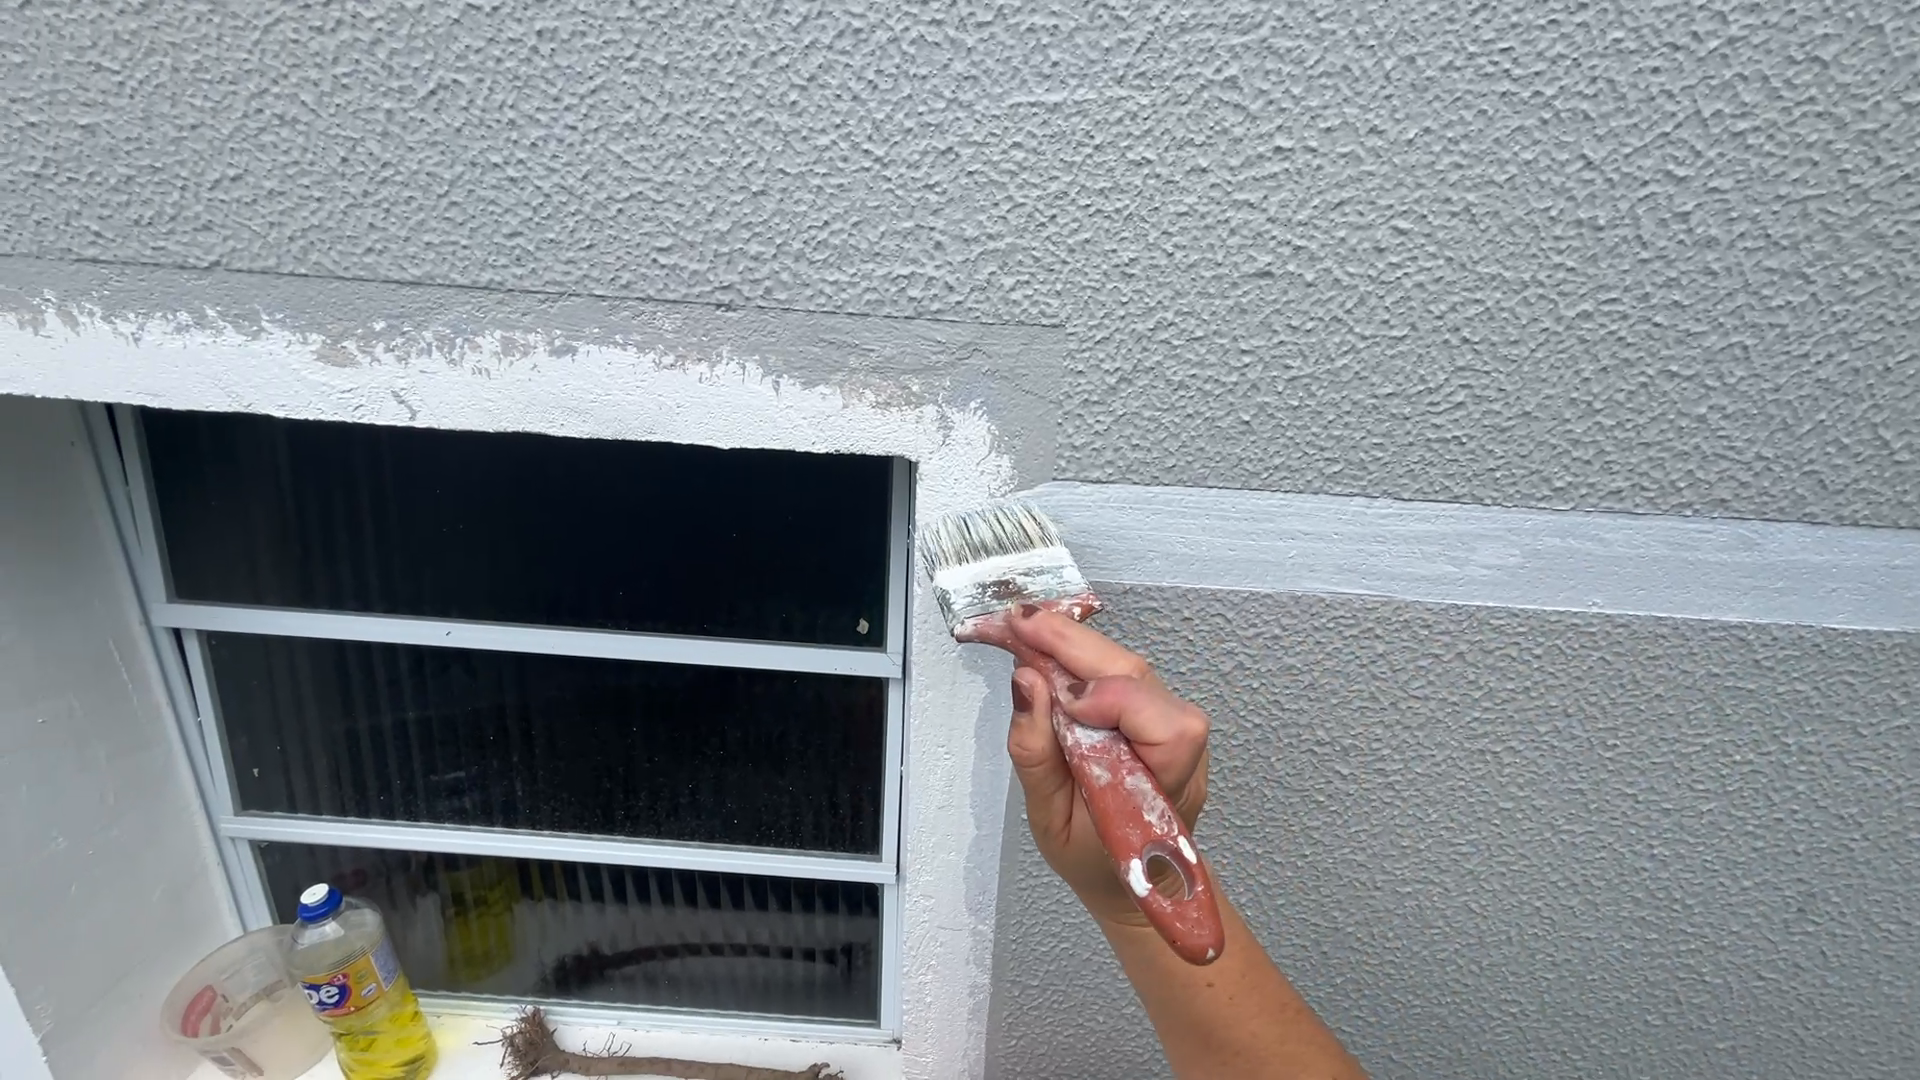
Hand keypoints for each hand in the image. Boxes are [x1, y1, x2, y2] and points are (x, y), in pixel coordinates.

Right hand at [1004, 607, 1211, 927]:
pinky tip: (1048, 644)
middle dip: (1074, 643)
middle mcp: (1180, 747)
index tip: (1062, 698)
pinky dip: (1080, 651)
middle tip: (1018, 622)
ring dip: (1073, 642)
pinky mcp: (1152, 706)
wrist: (1129, 876)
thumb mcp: (1050, 821)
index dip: (1114, 700)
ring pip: (1128, 664)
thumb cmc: (1094, 858)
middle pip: (1137, 674)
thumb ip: (1036, 754)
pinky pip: (1120, 668)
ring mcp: (1170, 721)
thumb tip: (1026, 681)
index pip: (1166, 727)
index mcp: (1165, 789)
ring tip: (1025, 629)